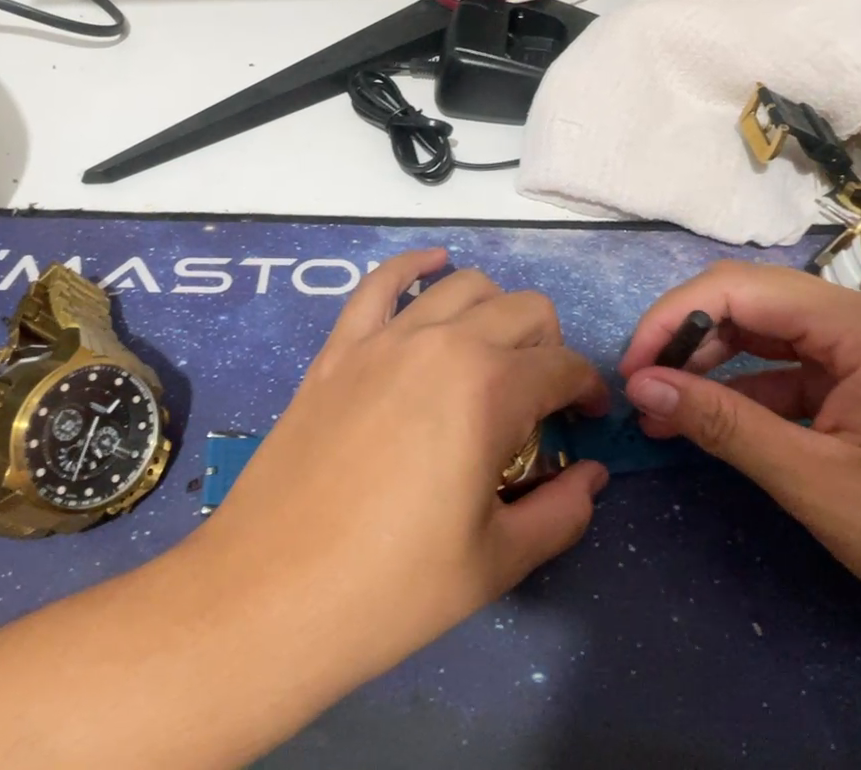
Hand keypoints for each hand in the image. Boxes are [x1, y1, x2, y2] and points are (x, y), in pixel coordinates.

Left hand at [192, 248, 609, 686]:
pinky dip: (413, 266)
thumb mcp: (497, 562)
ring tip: (496, 351)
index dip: (587, 390)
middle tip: (543, 399)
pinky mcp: (337, 351)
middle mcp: (440, 343)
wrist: (269, 594)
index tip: (587, 419)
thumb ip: (562, 512)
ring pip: (461, 285)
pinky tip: (432, 266)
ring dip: (496, 308)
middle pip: (523, 310)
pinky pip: (379, 284)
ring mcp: (381, 340)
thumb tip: (591, 476)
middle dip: (550, 346)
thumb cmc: (391, 588)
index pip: (564, 366)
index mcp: (489, 389)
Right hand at [617, 261, 860, 640]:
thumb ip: (722, 424)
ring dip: (711, 369)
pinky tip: (708, 423)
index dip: (672, 319)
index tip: (630, 370)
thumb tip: (641, 385)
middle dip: (687, 341)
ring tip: (661, 410)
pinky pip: (791, 374)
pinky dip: (746, 396)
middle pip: (753, 304)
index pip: (740, 288)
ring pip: (768, 338)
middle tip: (640, 392)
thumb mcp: (814, 481)